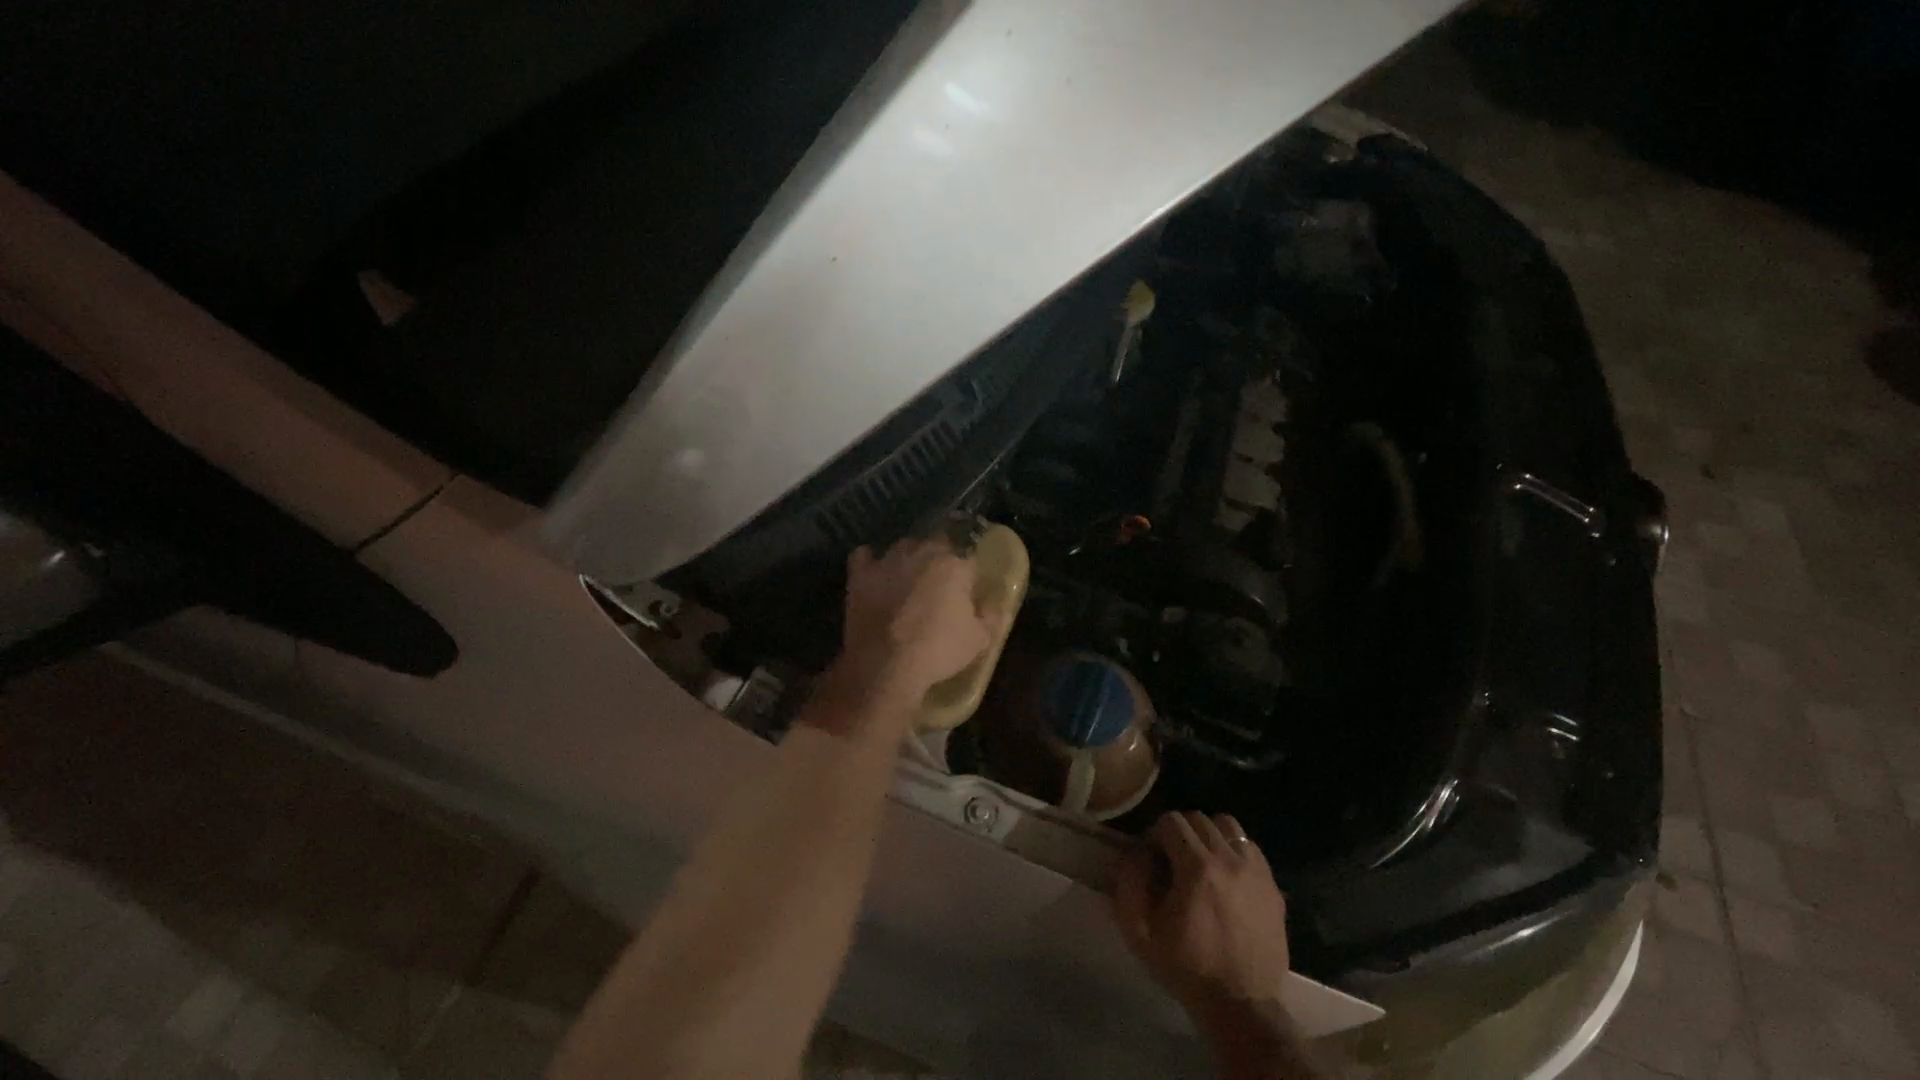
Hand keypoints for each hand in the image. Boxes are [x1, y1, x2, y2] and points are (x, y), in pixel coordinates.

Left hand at [832, 537, 999, 712]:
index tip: (966, 594)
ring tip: (908, 581)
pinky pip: (864, 556)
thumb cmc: (938, 650)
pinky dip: (870, 562)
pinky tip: (875, 575)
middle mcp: (922, 552)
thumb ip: (991, 616)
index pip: (969, 559)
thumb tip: (994, 603)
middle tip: (939, 587)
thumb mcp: (979, 641)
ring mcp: (888, 560)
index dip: (968, 577)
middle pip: (937, 544)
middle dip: (940, 560)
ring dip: (908, 558)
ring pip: (903, 546)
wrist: (885, 664)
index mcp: (955, 565)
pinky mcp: (860, 574)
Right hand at [1115, 811, 1290, 1018]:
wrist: (1240, 1003)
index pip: (1171, 821)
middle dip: (1180, 833)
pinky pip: (1250, 848)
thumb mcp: (1139, 931)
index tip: (1151, 860)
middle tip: (1172, 861)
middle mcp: (1230, 859)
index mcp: (1196, 867)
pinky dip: (1233, 852)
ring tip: (1201, 863)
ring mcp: (1257, 870)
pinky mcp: (1273, 885)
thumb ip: (1129, 882)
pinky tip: (1225, 878)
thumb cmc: (1185, 967)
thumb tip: (1136, 851)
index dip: (1154, 836)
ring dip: (1209, 836)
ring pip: (1228, 826)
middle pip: (1199, 819)